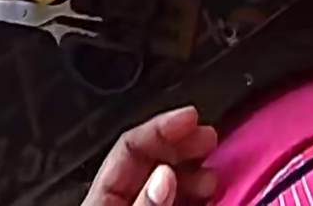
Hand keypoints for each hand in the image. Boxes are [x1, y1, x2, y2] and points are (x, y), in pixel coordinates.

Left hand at [83, 106, 219, 205]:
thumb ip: (143, 204)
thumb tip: (165, 173)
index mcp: (100, 198)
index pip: (130, 145)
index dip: (162, 126)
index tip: (191, 116)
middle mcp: (118, 201)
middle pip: (151, 159)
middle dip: (182, 144)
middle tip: (208, 136)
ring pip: (166, 182)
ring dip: (192, 172)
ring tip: (212, 172)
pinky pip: (177, 203)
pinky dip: (194, 195)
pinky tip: (208, 193)